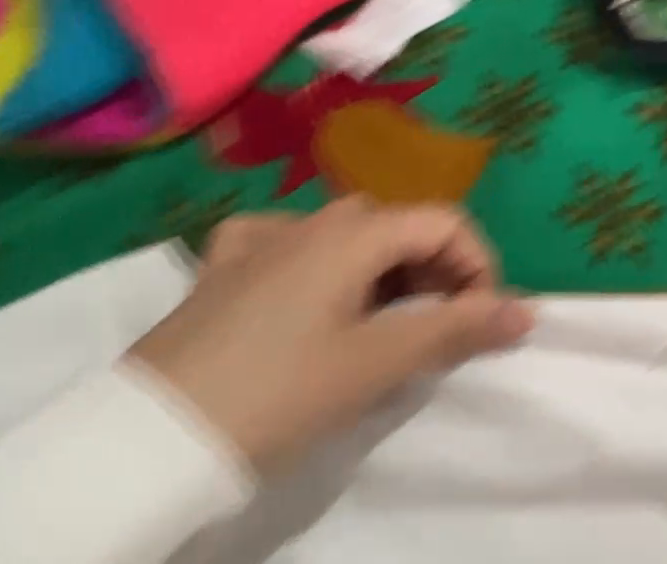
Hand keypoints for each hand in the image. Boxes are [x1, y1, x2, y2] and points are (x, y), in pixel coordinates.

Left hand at [129, 198, 533, 474]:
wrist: (139, 446)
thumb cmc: (277, 394)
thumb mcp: (378, 364)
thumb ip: (458, 329)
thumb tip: (528, 311)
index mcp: (353, 232)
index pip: (445, 222)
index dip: (478, 265)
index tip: (480, 320)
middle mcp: (309, 221)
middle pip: (400, 226)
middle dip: (435, 270)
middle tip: (437, 329)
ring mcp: (257, 243)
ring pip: (346, 235)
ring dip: (383, 270)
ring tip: (382, 324)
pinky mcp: (218, 274)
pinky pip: (282, 244)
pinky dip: (313, 260)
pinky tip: (305, 287)